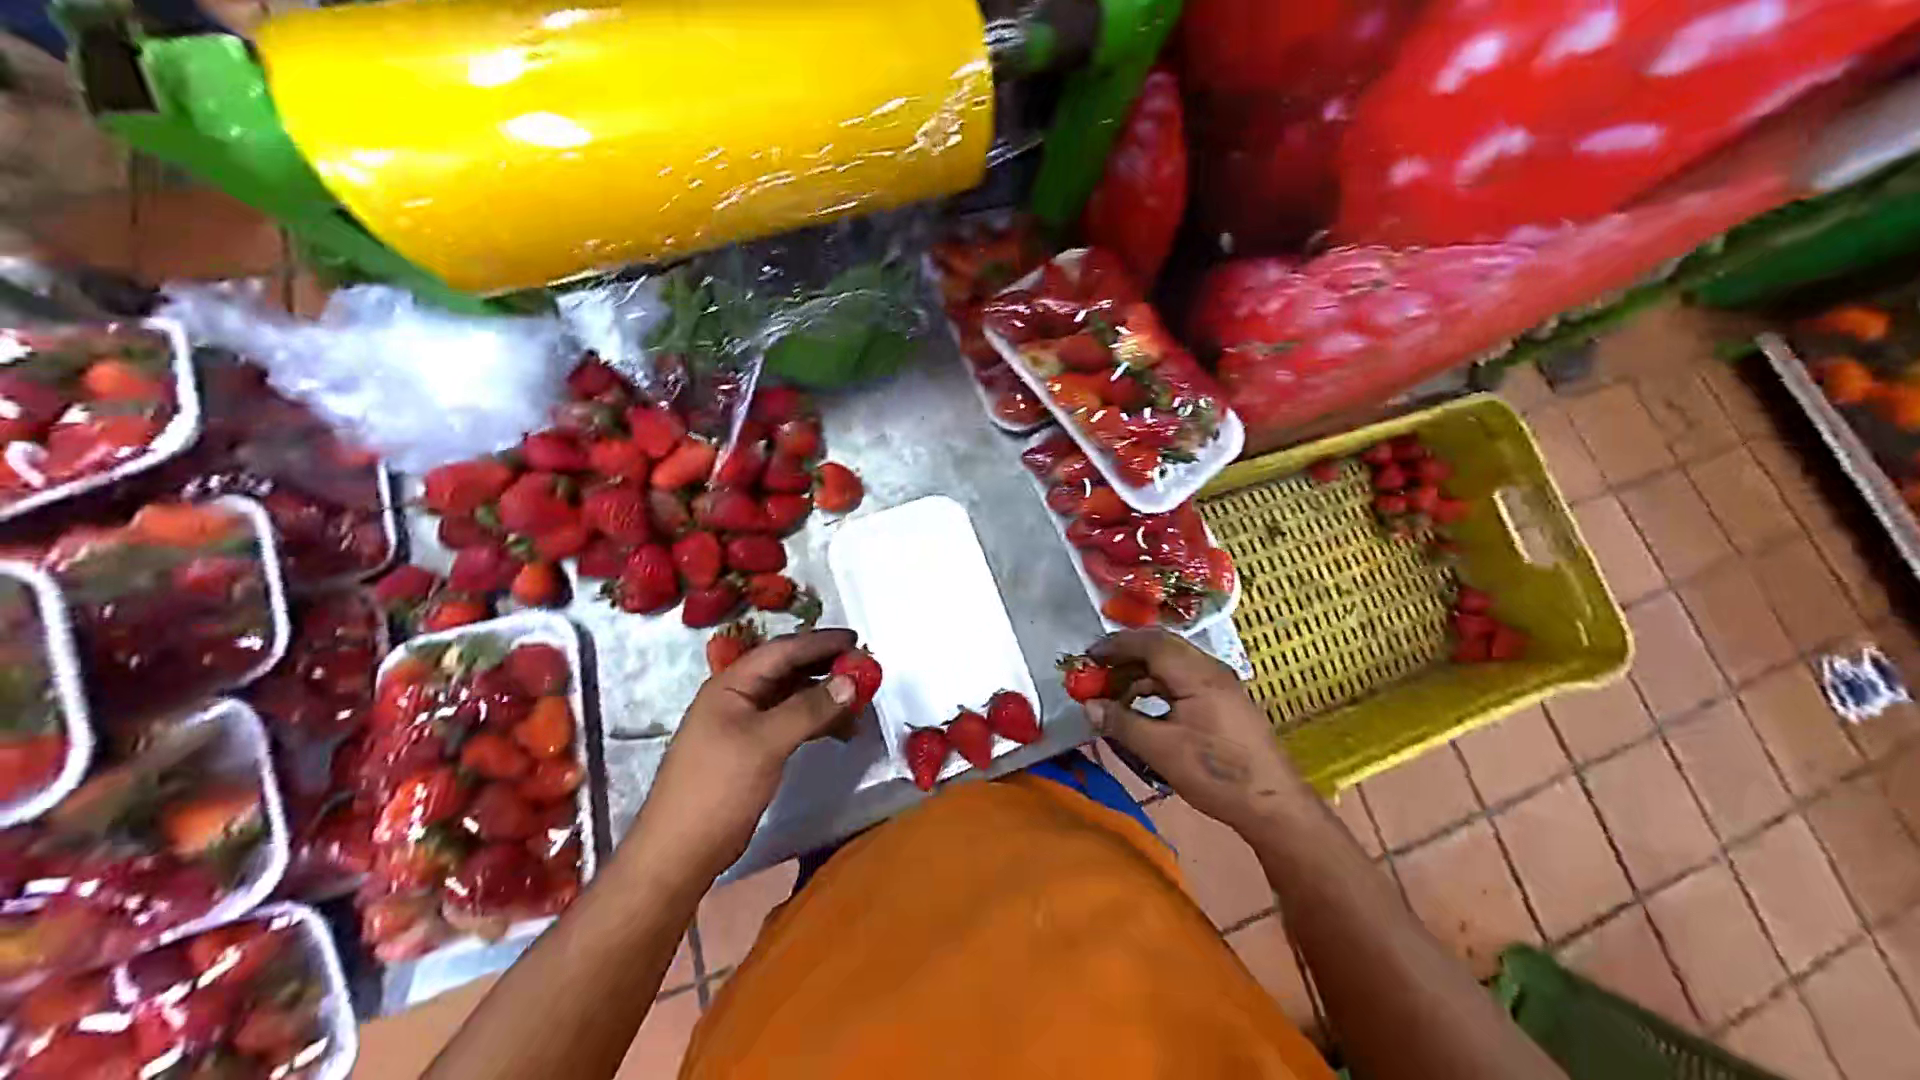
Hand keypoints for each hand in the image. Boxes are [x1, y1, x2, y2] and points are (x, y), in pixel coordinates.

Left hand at [624, 628, 858, 881]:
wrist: (679, 851)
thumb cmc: (718, 788)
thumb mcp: (766, 742)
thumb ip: (809, 708)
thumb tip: (851, 680)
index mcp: (731, 685)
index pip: (782, 651)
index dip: (820, 642)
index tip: (857, 639)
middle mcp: (737, 698)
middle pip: (788, 671)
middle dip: (826, 667)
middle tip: (864, 669)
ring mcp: (743, 725)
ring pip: (792, 698)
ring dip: (824, 697)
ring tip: (858, 703)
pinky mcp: (752, 750)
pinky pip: (790, 723)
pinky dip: (816, 722)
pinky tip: (839, 731)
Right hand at [1084, 630, 1309, 834]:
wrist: (1273, 805)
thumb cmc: (1216, 774)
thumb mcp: (1161, 750)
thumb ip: (1122, 723)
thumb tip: (1089, 707)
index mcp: (1197, 674)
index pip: (1150, 643)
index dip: (1116, 645)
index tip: (1088, 656)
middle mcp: (1211, 670)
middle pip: (1162, 647)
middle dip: (1126, 655)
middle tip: (1097, 670)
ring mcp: (1221, 686)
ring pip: (1173, 664)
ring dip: (1141, 672)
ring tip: (1114, 692)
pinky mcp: (1224, 703)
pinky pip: (1183, 680)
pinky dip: (1157, 686)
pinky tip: (1143, 708)